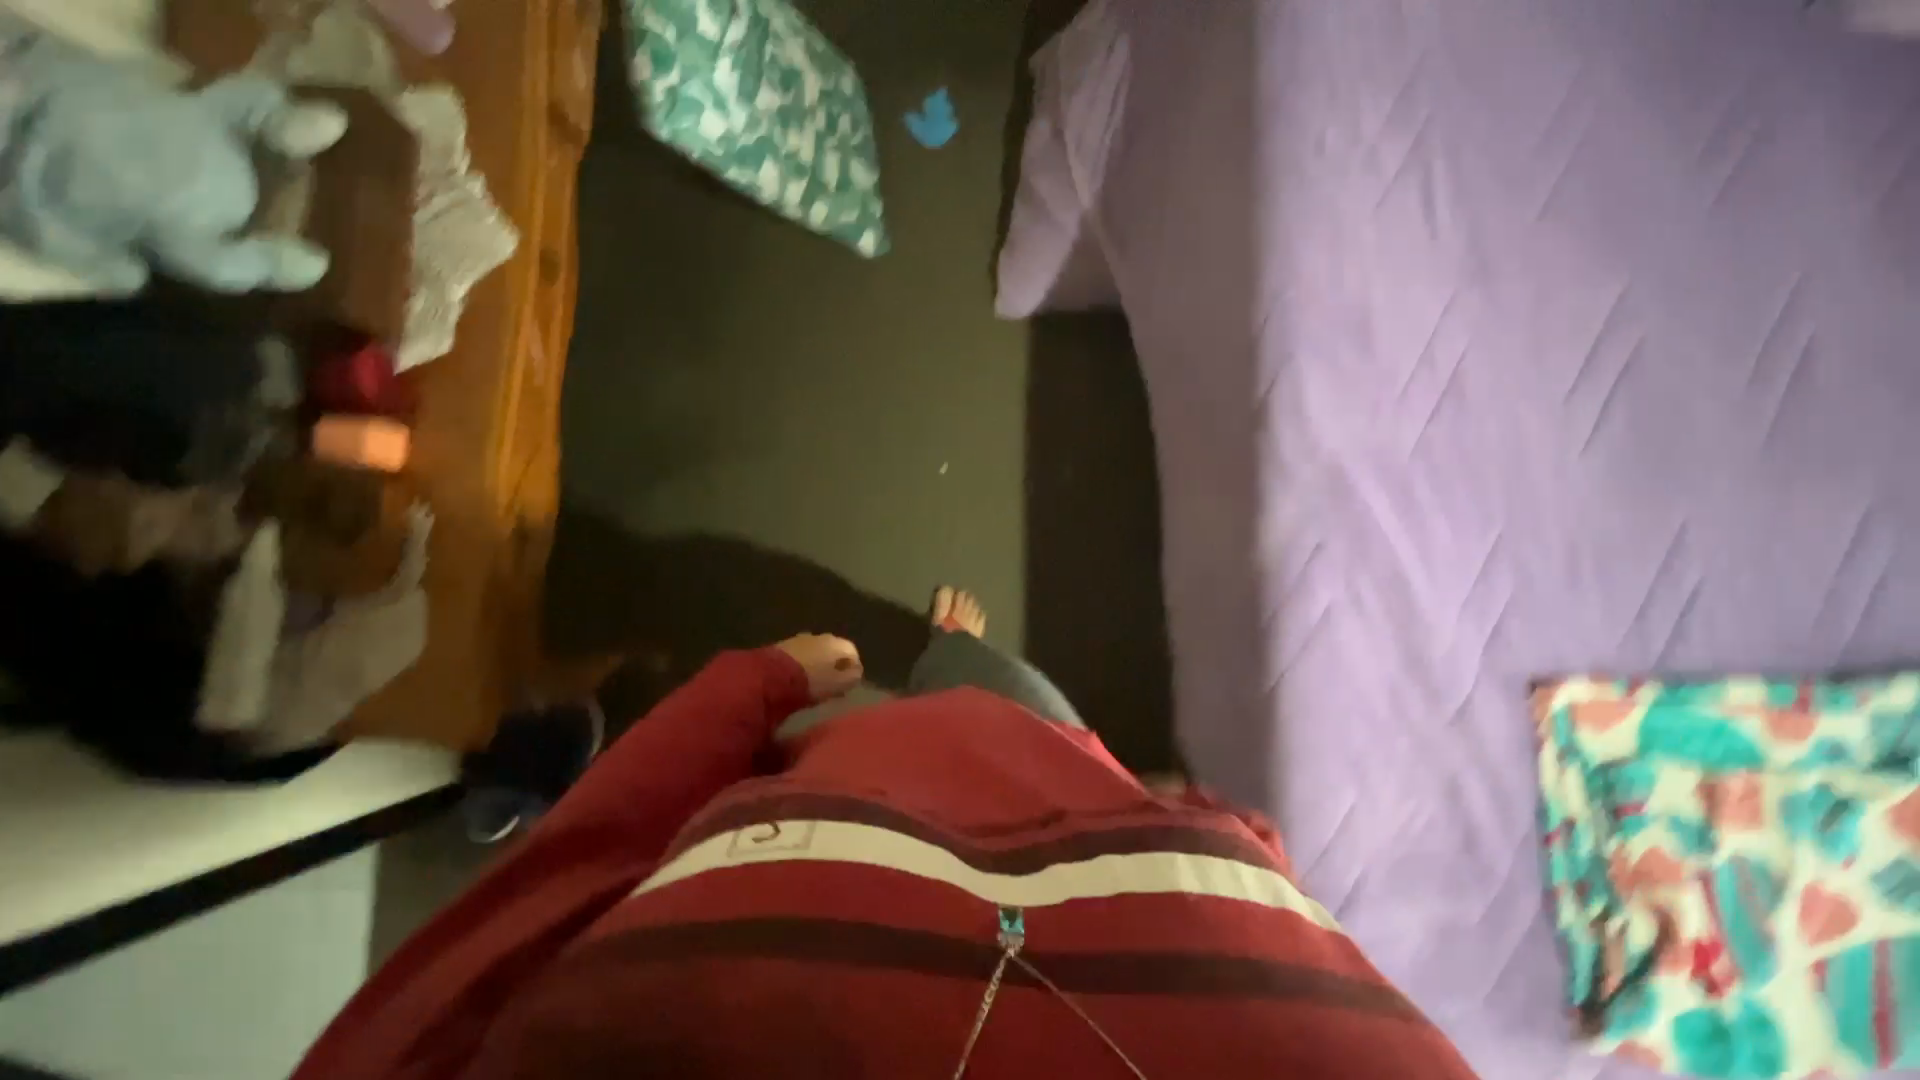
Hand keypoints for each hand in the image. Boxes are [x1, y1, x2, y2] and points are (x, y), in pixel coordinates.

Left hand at [773, 633, 862, 701]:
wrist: (772, 676)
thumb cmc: (812, 682)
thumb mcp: (838, 685)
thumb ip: (852, 677)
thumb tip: (857, 671)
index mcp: (838, 644)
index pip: (853, 653)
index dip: (852, 669)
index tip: (848, 684)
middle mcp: (821, 636)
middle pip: (834, 650)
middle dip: (835, 665)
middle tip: (831, 683)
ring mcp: (801, 638)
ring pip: (816, 651)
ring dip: (817, 663)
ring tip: (813, 680)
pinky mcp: (783, 644)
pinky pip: (800, 654)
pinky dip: (803, 663)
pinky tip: (798, 676)